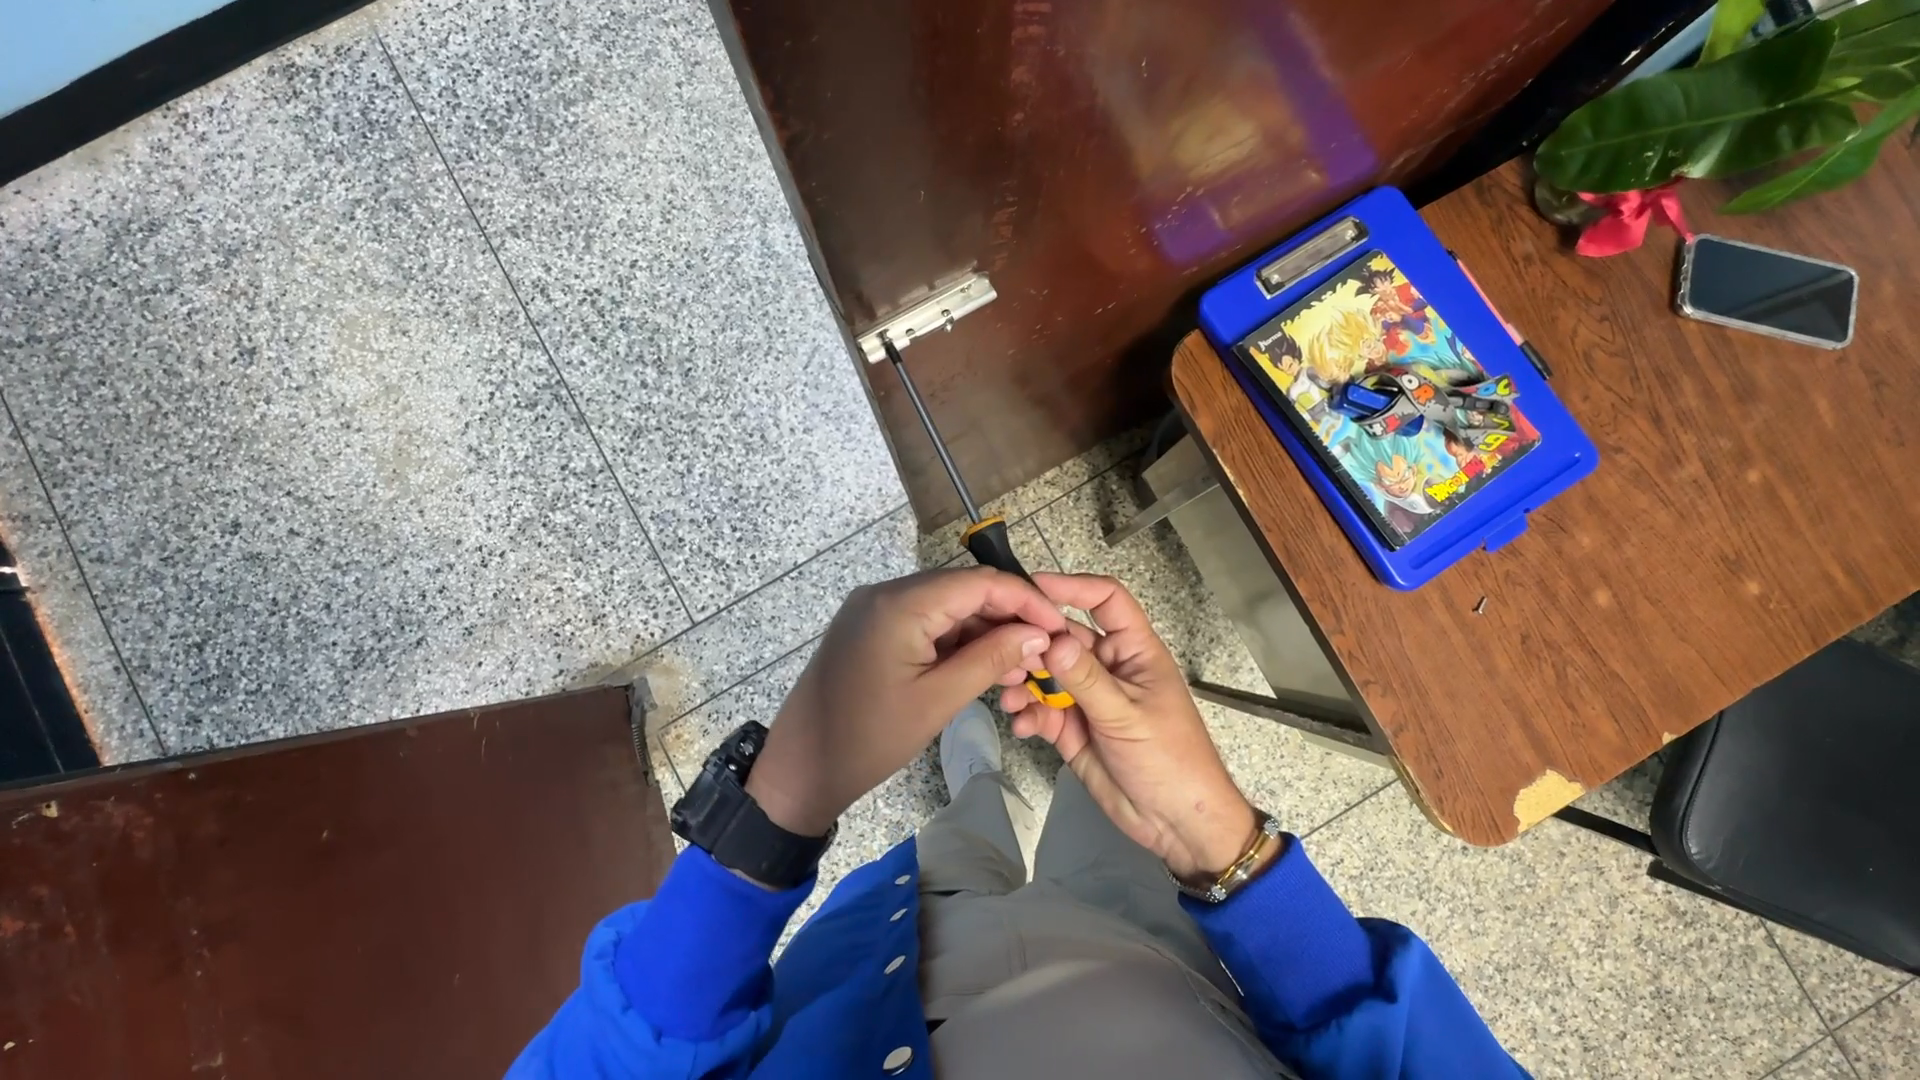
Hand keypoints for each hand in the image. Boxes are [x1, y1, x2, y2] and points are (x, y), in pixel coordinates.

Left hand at [745, 567, 1068, 836]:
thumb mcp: (938, 700)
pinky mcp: (870, 628)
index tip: (1059, 626)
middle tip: (1044, 650)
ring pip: (945, 606)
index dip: (1025, 599)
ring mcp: (874, 609)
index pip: (978, 582)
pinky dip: (955, 640)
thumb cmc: (869, 739)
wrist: (799, 767)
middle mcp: (885, 593)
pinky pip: (923, 622)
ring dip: (983, 631)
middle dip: (1007, 616)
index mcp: (899, 603)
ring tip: (1021, 665)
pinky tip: (983, 664)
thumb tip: (1040, 633)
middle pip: (962, 590)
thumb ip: (991, 658)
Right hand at [999, 573, 1254, 879]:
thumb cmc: (1169, 759)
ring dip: (1024, 681)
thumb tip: (1052, 640)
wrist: (1176, 824)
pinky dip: (1027, 714)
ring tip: (1007, 695)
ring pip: (1046, 675)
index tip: (1033, 586)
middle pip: (1064, 637)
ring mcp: (1087, 698)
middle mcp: (1107, 667)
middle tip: (1003, 651)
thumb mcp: (1126, 716)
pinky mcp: (1071, 729)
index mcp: (1134, 651)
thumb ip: (1086, 679)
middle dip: (1034, 642)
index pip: (1106, 602)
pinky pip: (1041, 711)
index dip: (1073, 588)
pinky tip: (1021, 726)